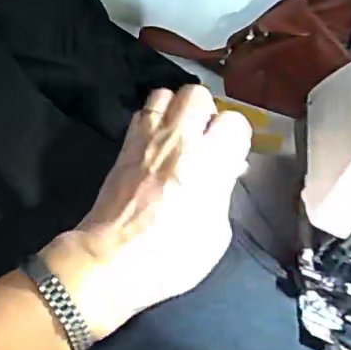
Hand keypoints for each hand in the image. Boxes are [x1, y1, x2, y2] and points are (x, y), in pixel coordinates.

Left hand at [43, 85, 249, 338]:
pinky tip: (156, 141)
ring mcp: (145, 138)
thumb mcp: (216, 230)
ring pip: (164, 94)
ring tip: (179, 132)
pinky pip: (140, 113)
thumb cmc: (172, 256)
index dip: (236, 135)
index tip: (233, 151)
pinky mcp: (123, 144)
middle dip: (205, 110)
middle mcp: (177, 140)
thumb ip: (223, 188)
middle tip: (205, 134)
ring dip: (174, 108)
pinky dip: (152, 118)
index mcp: (208, 162)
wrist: (114, 255)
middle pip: (196, 94)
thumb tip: (226, 169)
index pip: (234, 121)